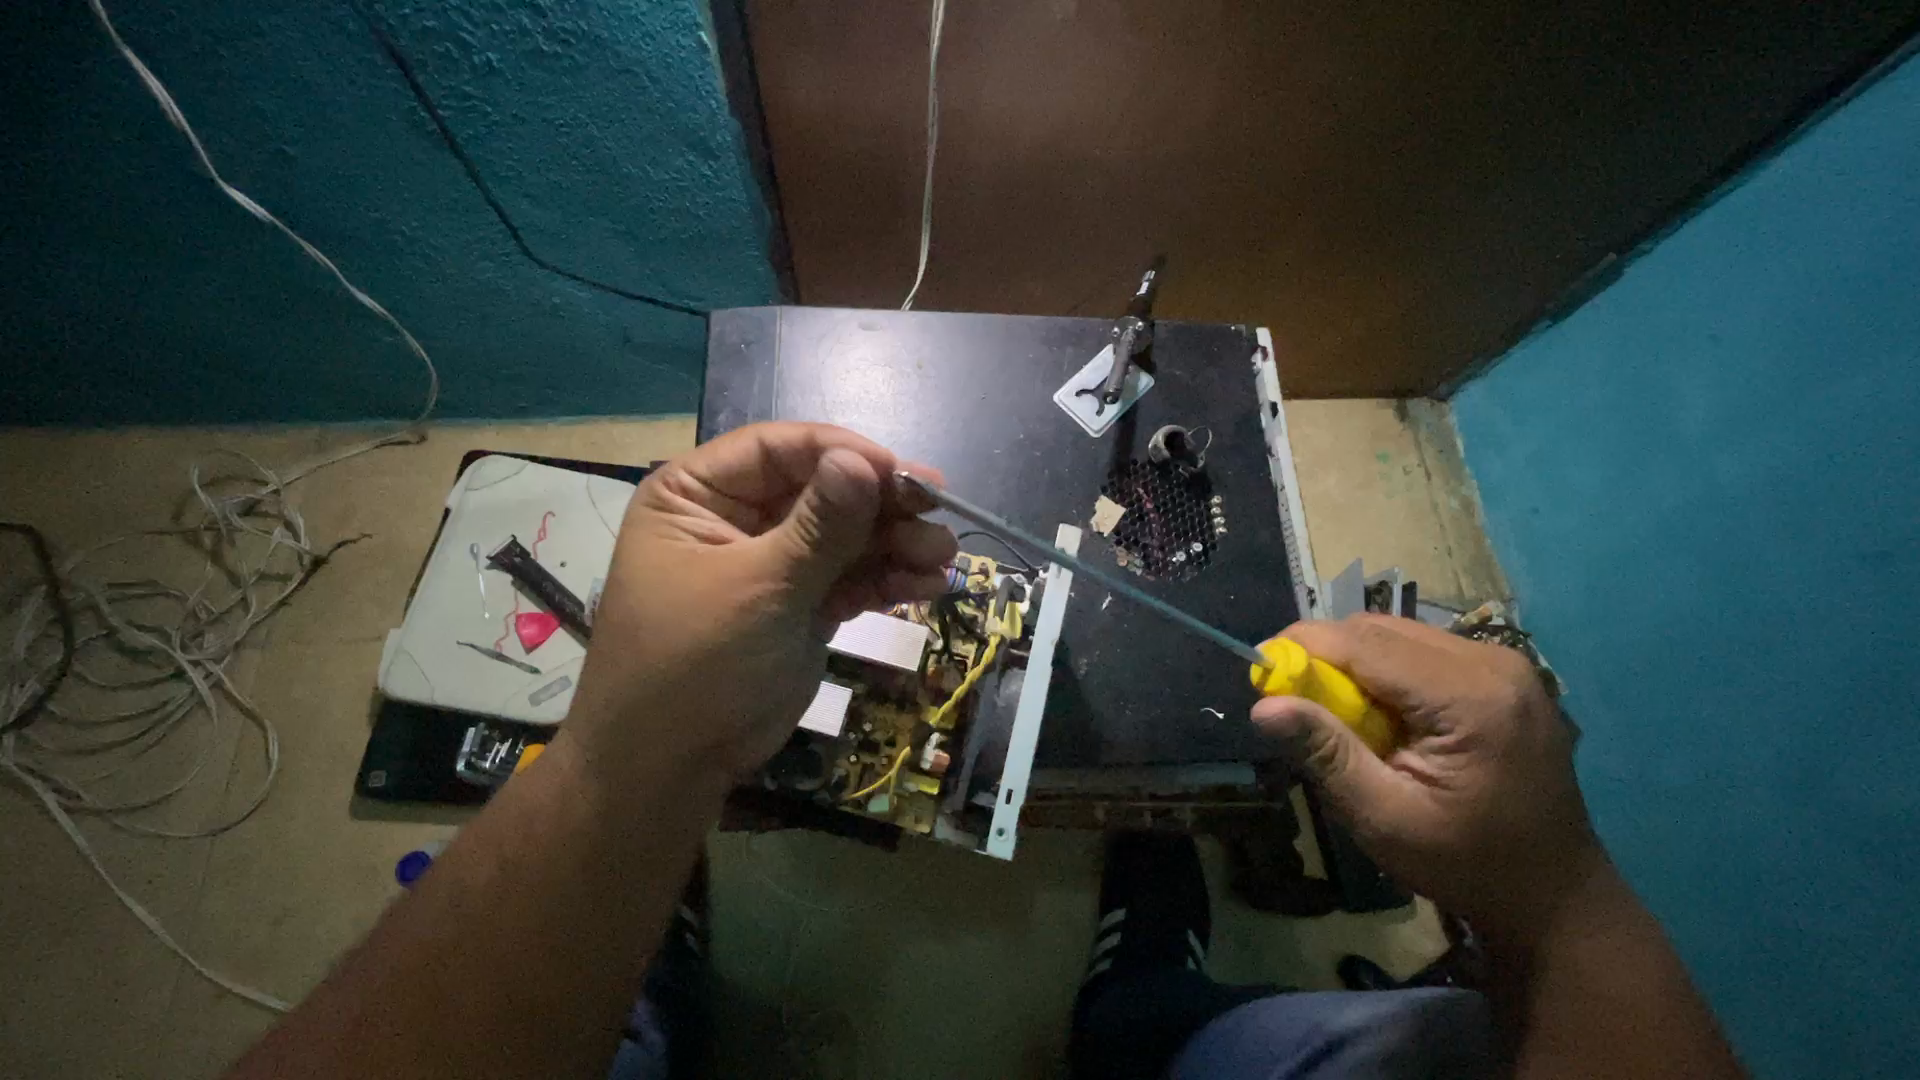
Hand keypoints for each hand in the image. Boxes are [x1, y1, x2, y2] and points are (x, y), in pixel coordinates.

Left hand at [565, 423, 955, 780]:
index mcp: (699, 493)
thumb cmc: (696, 663)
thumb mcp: (759, 586)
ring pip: (846, 535)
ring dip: (896, 544)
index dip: (843, 453)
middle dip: (882, 504)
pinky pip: (851, 577)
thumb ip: (819, 525)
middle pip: (823, 490)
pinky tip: (927, 585)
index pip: (780, 449)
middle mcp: (737, 517)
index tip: (901, 472)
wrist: (674, 766)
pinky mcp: (802, 604)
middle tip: (941, 510)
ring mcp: (774, 563)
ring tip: (942, 558)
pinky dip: (888, 579)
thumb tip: (863, 460)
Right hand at [1252, 614, 1604, 939]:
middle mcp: (1492, 663)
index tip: (1259, 674)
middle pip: (1378, 630)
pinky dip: (1380, 671)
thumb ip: (1326, 754)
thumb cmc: (1467, 864)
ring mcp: (1502, 665)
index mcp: (1472, 697)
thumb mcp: (1385, 818)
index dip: (1302, 648)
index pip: (1365, 642)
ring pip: (1395, 634)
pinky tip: (1375, 713)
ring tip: (1330, 711)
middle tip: (1289, 699)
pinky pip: (1418, 651)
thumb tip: (1263, 706)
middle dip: (1323, 655)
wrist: (1554, 895)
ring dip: (1350, 662)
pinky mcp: (1499, 675)